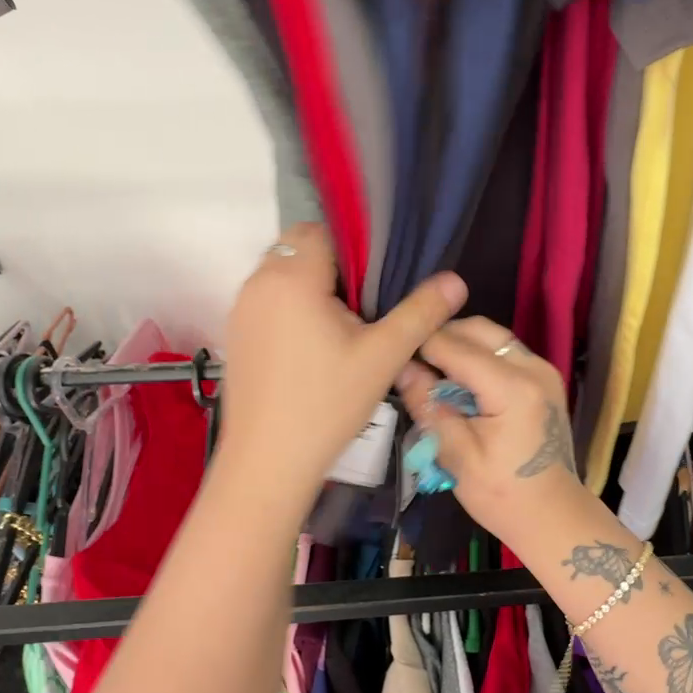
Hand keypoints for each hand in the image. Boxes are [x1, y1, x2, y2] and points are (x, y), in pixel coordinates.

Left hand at [220, 224, 464, 495]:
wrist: (268, 462)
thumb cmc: (327, 404)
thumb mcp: (383, 356)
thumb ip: (420, 312)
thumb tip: (456, 280)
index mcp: (291, 278)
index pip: (321, 230)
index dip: (353, 246)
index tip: (378, 279)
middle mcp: (258, 283)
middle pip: (299, 247)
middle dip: (333, 265)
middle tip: (365, 303)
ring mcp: (241, 309)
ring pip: (282, 273)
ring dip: (312, 285)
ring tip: (344, 325)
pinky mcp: (237, 334)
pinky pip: (268, 298)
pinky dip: (292, 305)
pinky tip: (316, 345)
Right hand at [396, 317, 587, 541]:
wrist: (552, 515)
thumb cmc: (503, 494)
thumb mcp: (456, 455)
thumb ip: (428, 405)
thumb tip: (401, 367)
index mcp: (513, 388)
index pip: (457, 346)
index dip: (422, 344)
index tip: (393, 350)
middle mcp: (533, 367)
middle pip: (479, 329)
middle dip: (443, 337)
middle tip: (412, 360)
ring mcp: (543, 369)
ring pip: (492, 336)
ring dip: (461, 344)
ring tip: (432, 371)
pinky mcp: (543, 377)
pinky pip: (504, 351)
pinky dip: (479, 356)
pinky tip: (459, 381)